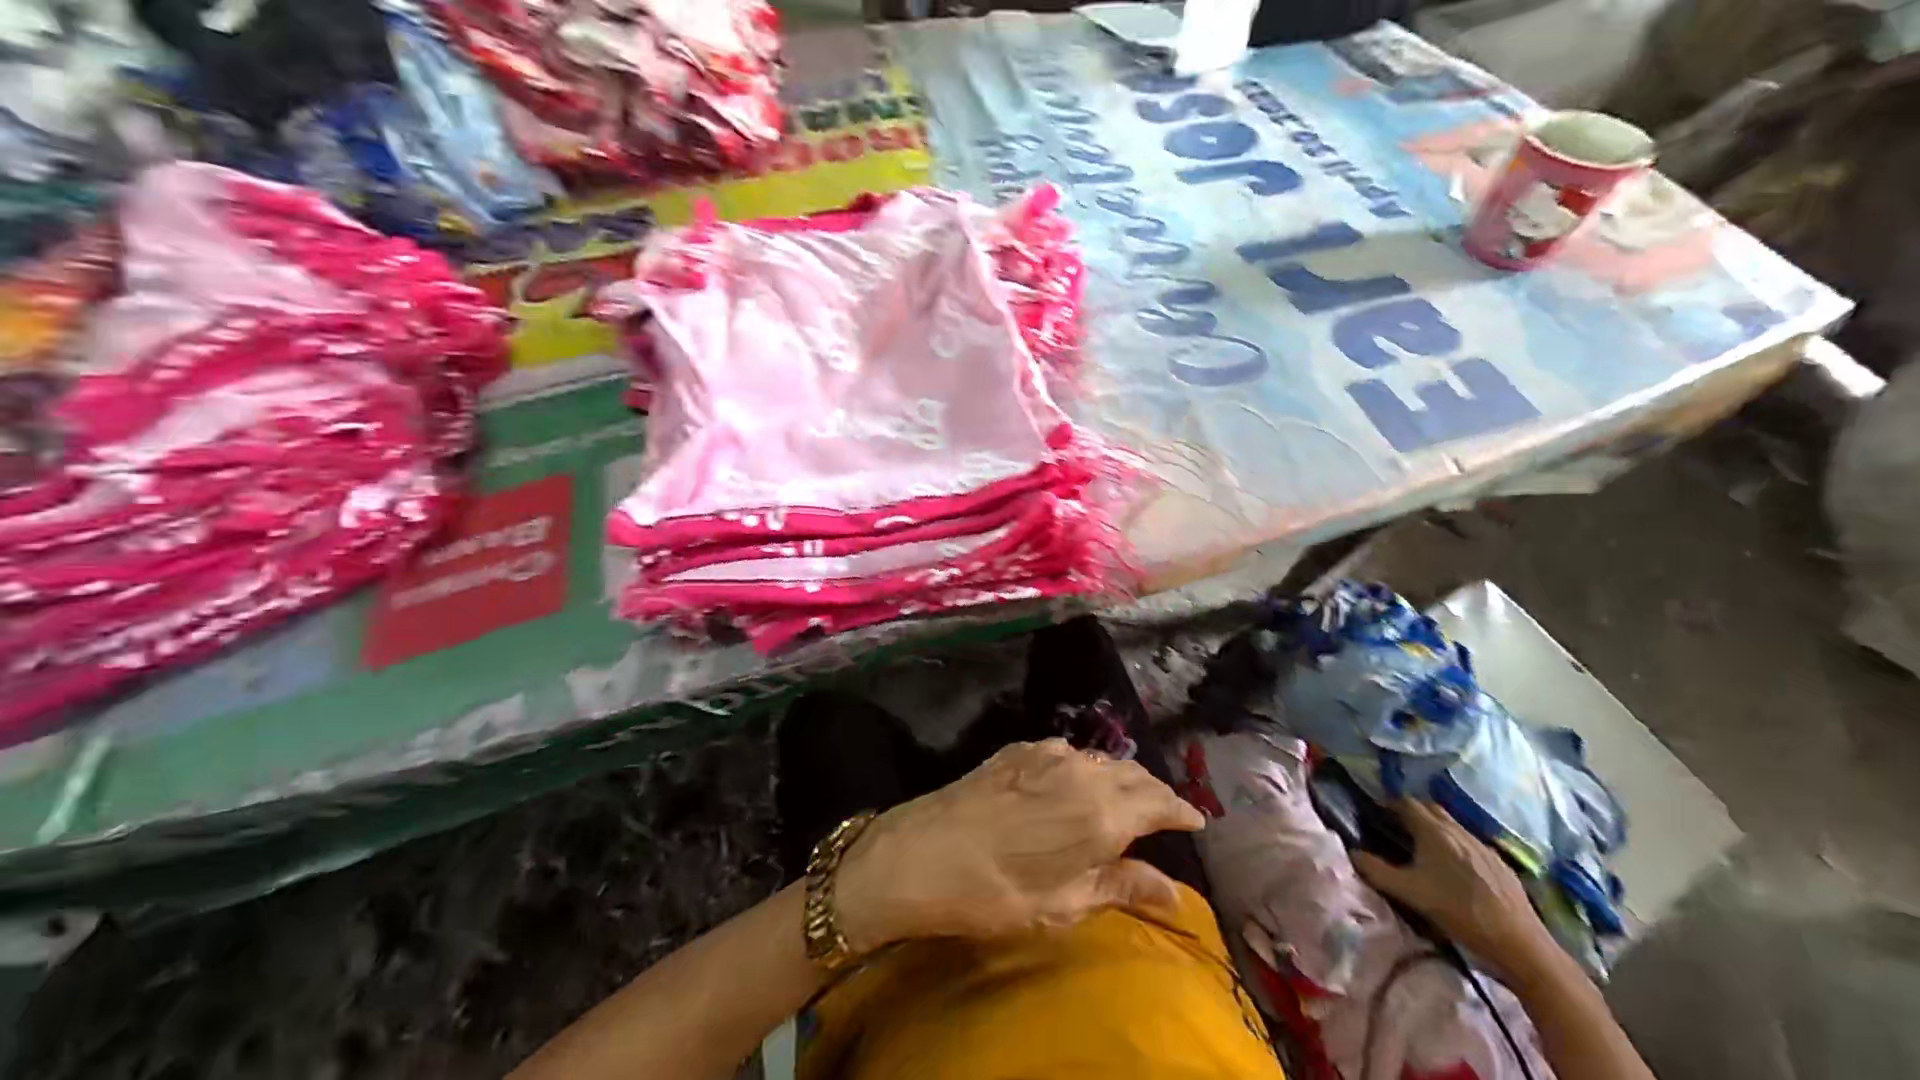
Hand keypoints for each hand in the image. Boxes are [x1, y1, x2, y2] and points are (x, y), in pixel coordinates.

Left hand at [832, 739, 1206, 951]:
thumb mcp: (1064, 903)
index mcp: (1103, 812)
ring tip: (1123, 801)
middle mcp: (1082, 771)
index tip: (1196, 822)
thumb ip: (1121, 886)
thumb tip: (1174, 893)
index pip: (1160, 803)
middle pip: (1134, 775)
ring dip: (1119, 778)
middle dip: (1155, 793)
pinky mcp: (1017, 749)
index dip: (1182, 812)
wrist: (919, 853)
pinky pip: (1067, 753)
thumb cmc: (996, 892)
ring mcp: (1046, 753)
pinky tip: (1074, 785)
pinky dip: (1085, 769)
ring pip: (1100, 760)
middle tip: (1164, 815)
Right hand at [1353, 800, 1556, 976]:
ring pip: (1453, 825)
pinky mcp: (1500, 864)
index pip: (1408, 803)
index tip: (1377, 813)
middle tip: (1396, 826)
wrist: (1520, 944)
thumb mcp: (1409, 893)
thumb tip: (1351, 852)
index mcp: (1435, 832)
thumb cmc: (1458, 913)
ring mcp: (1484, 847)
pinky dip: (1455, 844)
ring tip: (1423, 847)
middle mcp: (1460, 832)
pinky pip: (1470, 843)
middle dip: (1412, 811)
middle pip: (1431, 808)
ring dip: (1435, 827)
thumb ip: (1375, 870)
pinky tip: (1454, 868)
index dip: (1390, 804)